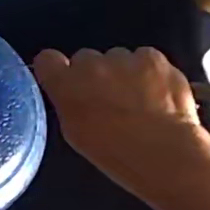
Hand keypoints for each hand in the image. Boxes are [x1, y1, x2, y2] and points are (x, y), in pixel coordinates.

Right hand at [33, 47, 209, 183]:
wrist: (162, 152)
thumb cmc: (114, 152)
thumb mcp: (75, 134)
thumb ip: (68, 105)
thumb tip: (72, 95)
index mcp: (65, 85)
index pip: (47, 60)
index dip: (57, 69)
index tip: (64, 79)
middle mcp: (91, 64)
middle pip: (86, 58)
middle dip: (94, 74)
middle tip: (108, 99)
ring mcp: (123, 58)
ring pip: (118, 57)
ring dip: (123, 72)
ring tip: (138, 101)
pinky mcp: (153, 58)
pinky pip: (146, 58)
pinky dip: (150, 71)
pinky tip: (157, 95)